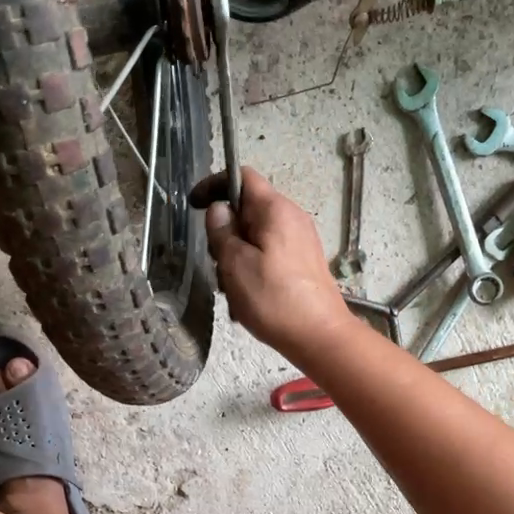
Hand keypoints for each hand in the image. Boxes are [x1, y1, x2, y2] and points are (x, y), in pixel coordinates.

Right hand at [192, 168, 354, 350]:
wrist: (320, 336)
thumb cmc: (274, 300)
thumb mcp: (236, 265)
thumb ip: (222, 233)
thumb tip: (218, 210)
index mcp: (275, 210)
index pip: (242, 177)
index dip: (213, 185)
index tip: (193, 206)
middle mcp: (292, 217)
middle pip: (248, 211)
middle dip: (226, 234)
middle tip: (217, 266)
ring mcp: (300, 241)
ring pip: (256, 237)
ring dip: (237, 259)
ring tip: (234, 291)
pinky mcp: (303, 263)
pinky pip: (269, 256)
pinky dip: (253, 271)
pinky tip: (249, 300)